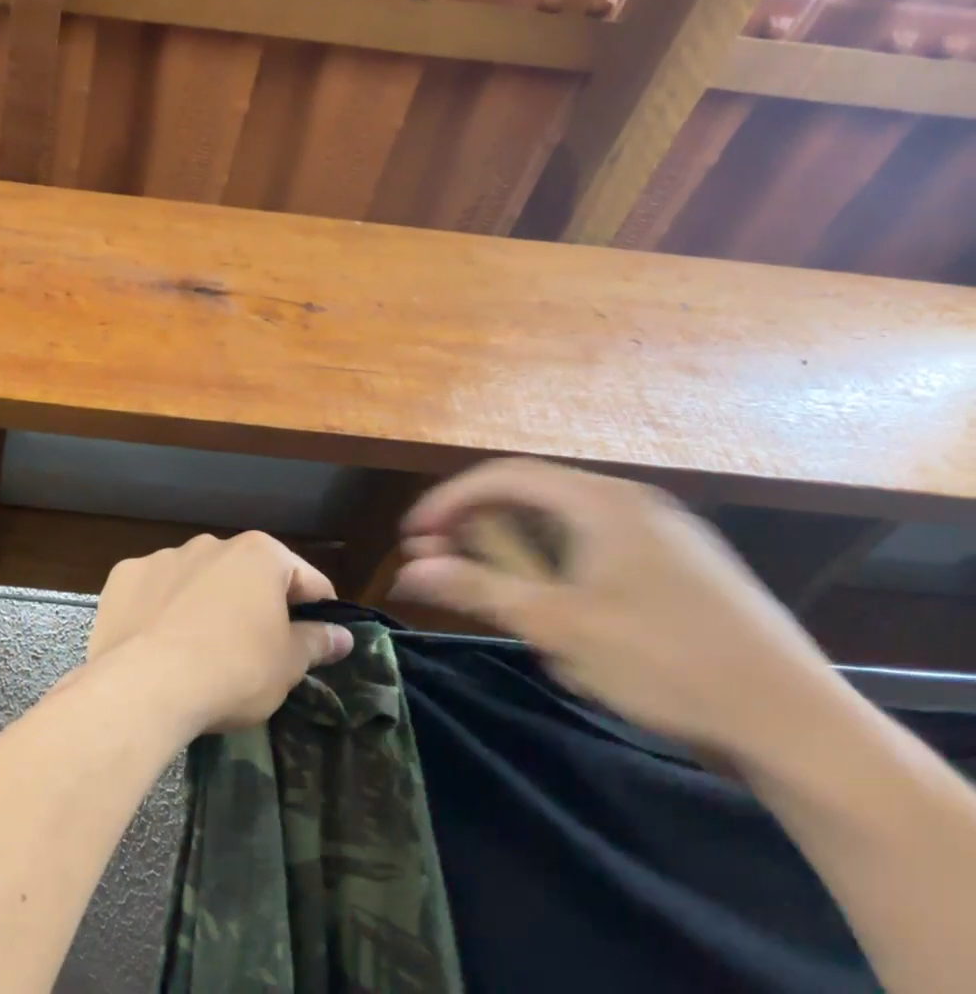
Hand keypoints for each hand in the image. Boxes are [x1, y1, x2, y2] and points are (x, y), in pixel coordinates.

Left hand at [85, 532, 351, 733]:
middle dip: (254, 605)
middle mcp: (209, 544)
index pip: (306, 580)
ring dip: (204, 604)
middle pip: (245, 575)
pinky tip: (158, 644)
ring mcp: (160, 557)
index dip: (318, 611)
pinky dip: (160, 611)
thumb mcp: (288, 664)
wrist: (146, 685)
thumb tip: (342, 635)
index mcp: (259, 554)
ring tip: (199, 650)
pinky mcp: (122, 578)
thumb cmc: (233, 670)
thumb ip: (316, 642)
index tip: (317, 639)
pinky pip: (152, 593)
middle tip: (255, 651)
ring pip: (196, 581)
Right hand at [390, 458, 847, 767]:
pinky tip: (554, 621)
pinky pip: (593, 557)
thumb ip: (477, 589)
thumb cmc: (664, 663)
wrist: (792, 724)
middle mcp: (633, 506)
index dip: (448, 502)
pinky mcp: (676, 574)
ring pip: (562, 533)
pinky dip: (555, 577)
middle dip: (477, 534)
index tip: (411, 539)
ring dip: (514, 561)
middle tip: (438, 569)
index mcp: (605, 503)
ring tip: (491, 602)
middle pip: (532, 501)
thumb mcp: (557, 626)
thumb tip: (410, 569)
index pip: (504, 477)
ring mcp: (661, 539)